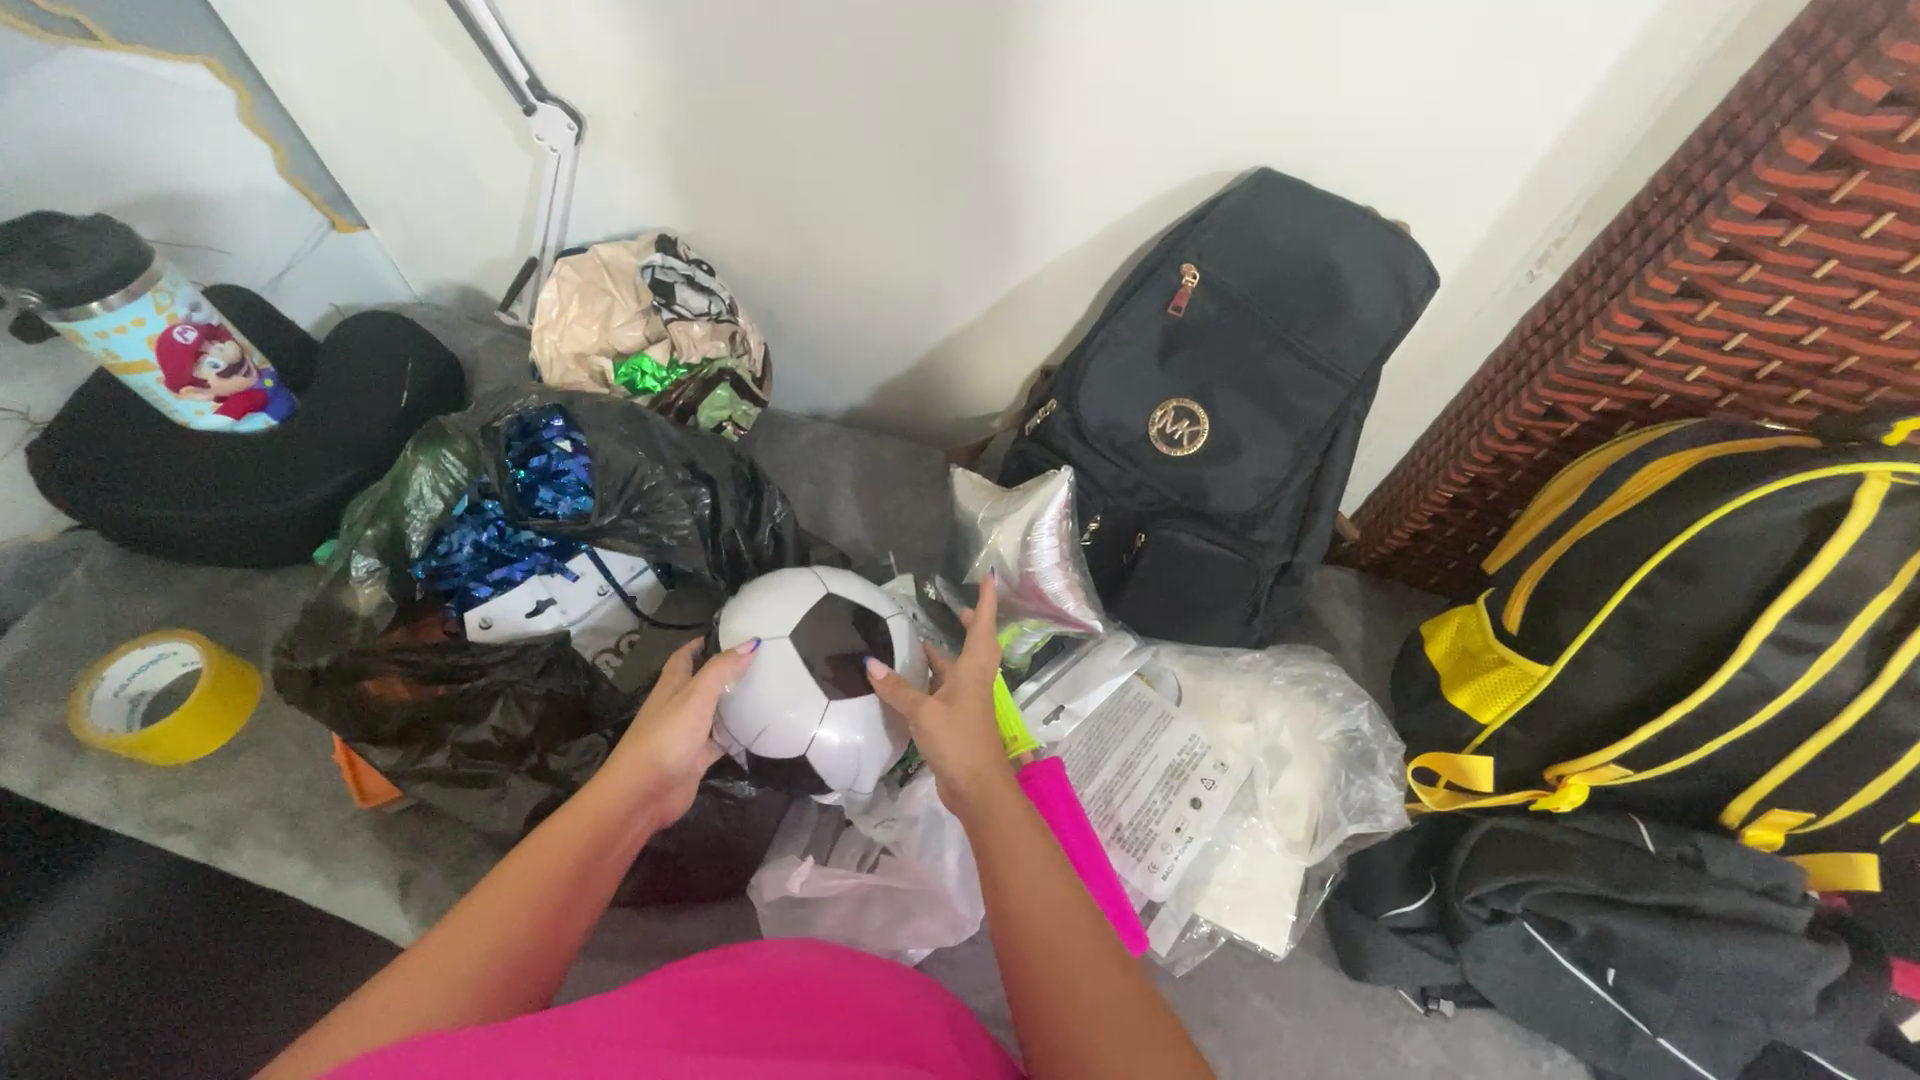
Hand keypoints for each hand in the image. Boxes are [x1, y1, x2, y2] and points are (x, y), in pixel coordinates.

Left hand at [593, 637, 757, 829]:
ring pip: (713, 712)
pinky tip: (757, 730)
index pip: (684, 658)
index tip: (726, 633)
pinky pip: (720, 741)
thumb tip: (750, 643)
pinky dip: (735, 735)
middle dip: (723, 672)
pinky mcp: (696, 758)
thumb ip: (721, 670)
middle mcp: (677, 707)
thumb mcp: (695, 697)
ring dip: (732, 703)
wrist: (644, 793)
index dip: (700, 644)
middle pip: (701, 684)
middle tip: (756, 661)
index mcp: (671, 687)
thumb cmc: (666, 738)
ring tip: (764, 689)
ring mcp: (686, 734)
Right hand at [866, 575, 1014, 817]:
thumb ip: (897, 688)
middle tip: (955, 610)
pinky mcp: (957, 722)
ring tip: (919, 642)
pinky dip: (931, 682)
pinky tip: (911, 683)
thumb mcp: (923, 712)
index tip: (989, 576)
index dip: (986, 600)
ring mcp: (967, 703)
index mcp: (973, 670)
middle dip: (969, 626)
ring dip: (942, 656)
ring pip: (956, 670)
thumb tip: (869, 663)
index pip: (983, 626)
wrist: (978, 789)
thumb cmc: (958, 741)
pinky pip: (945, 691)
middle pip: (976, 645)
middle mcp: (974, 681)